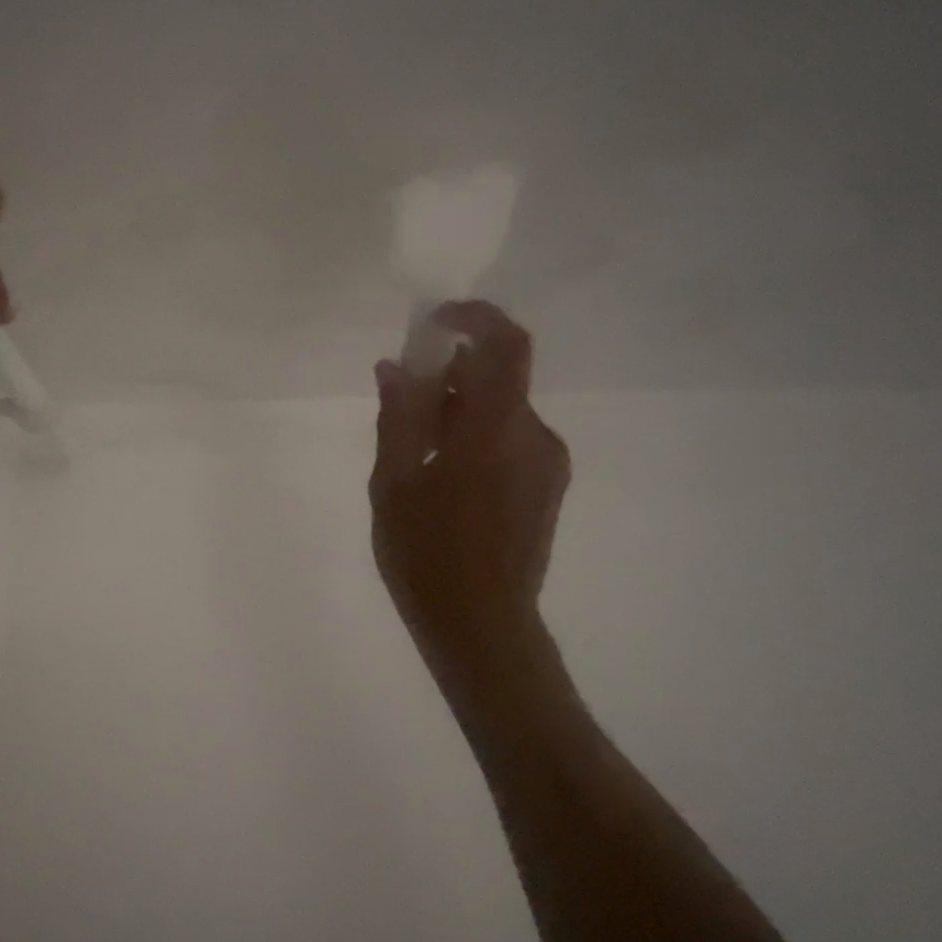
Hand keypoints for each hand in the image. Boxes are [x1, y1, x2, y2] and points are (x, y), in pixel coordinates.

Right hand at [370, 300, 569, 662]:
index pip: (504, 344)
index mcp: (495, 429)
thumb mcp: (393, 484)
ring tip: (415, 450)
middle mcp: (534, 436)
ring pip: (503, 412)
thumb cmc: (426, 555)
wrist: (481, 624)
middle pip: (499, 377)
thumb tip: (395, 366)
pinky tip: (443, 478)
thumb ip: (397, 418)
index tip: (434, 320)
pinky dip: (476, 437)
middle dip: (452, 372)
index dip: (474, 317)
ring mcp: (547, 464)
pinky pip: (511, 441)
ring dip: (461, 409)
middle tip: (404, 397)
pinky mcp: (547, 488)